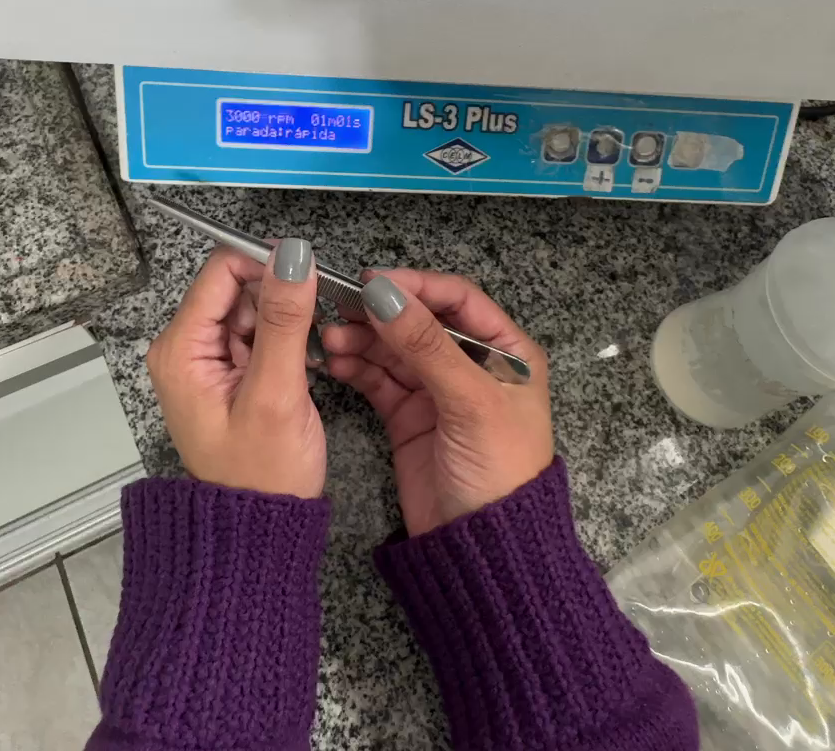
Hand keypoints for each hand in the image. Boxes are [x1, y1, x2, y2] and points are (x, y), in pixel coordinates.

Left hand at [145, 241, 326, 498]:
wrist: (261, 527)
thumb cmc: (262, 473)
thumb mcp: (276, 394)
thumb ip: (285, 320)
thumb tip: (294, 254)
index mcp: (181, 349)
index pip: (221, 271)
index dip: (267, 264)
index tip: (311, 276)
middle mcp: (186, 346)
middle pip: (238, 286)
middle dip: (280, 298)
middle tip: (311, 336)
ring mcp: (209, 358)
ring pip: (255, 306)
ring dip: (288, 321)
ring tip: (304, 362)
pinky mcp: (232, 369)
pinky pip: (262, 331)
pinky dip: (288, 339)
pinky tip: (300, 367)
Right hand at [320, 269, 552, 534]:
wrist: (484, 554)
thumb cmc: (499, 471)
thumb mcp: (470, 402)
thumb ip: (427, 346)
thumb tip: (384, 293)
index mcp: (505, 351)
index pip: (457, 300)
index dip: (416, 285)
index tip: (373, 280)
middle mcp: (471, 364)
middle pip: (419, 321)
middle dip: (380, 314)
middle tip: (338, 307)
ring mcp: (437, 390)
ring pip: (394, 350)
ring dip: (363, 340)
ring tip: (330, 338)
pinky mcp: (409, 416)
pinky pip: (379, 380)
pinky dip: (357, 368)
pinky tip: (335, 361)